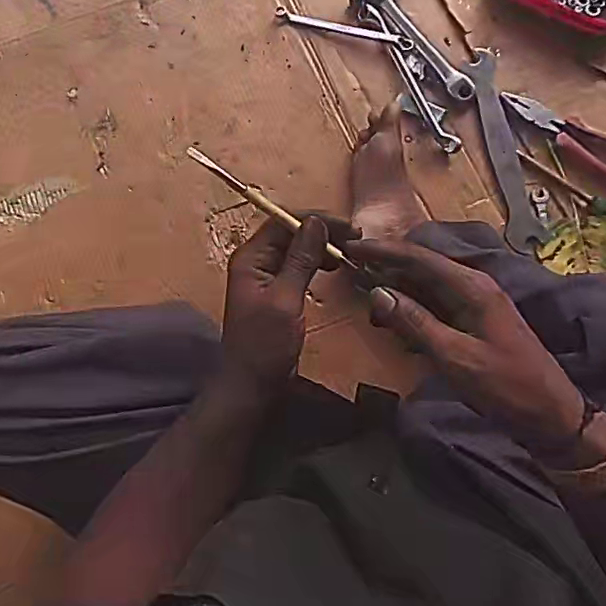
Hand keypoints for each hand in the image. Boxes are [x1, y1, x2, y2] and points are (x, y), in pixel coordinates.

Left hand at [220, 216, 334, 392]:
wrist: (250, 387)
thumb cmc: (265, 346)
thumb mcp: (286, 299)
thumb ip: (300, 259)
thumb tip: (317, 222)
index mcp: (250, 257)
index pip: (283, 221)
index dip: (315, 219)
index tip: (347, 227)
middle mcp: (254, 261)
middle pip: (289, 232)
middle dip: (321, 231)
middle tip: (355, 238)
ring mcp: (264, 276)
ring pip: (295, 248)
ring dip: (320, 246)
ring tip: (348, 252)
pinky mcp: (275, 291)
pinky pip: (296, 265)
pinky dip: (315, 262)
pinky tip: (333, 267)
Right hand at [349, 238, 590, 460]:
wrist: (552, 417)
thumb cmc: (505, 386)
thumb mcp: (454, 356)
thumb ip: (414, 322)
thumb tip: (377, 292)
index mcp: (472, 286)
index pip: (418, 256)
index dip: (382, 250)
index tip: (352, 247)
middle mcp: (473, 286)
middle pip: (421, 265)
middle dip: (386, 266)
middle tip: (352, 271)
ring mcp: (476, 303)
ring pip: (427, 285)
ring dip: (397, 288)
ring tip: (366, 295)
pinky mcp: (475, 321)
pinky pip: (436, 304)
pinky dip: (412, 307)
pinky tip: (394, 319)